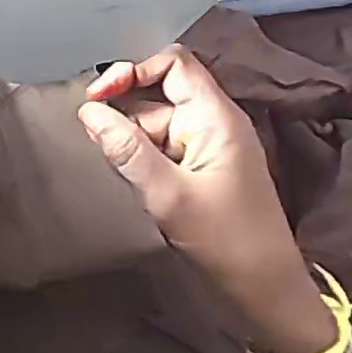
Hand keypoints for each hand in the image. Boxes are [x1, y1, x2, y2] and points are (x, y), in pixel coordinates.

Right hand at [79, 44, 335, 352]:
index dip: (132, 69)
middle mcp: (212, 124)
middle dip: (123, 108)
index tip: (96, 97)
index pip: (173, 64)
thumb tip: (87, 111)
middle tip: (92, 134)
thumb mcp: (167, 194)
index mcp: (215, 117)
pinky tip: (125, 175)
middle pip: (160, 94)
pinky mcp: (201, 172)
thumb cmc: (224, 240)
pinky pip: (163, 150)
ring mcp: (207, 149)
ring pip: (157, 125)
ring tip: (108, 162)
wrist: (264, 288)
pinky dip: (140, 157)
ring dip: (129, 137)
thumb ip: (126, 150)